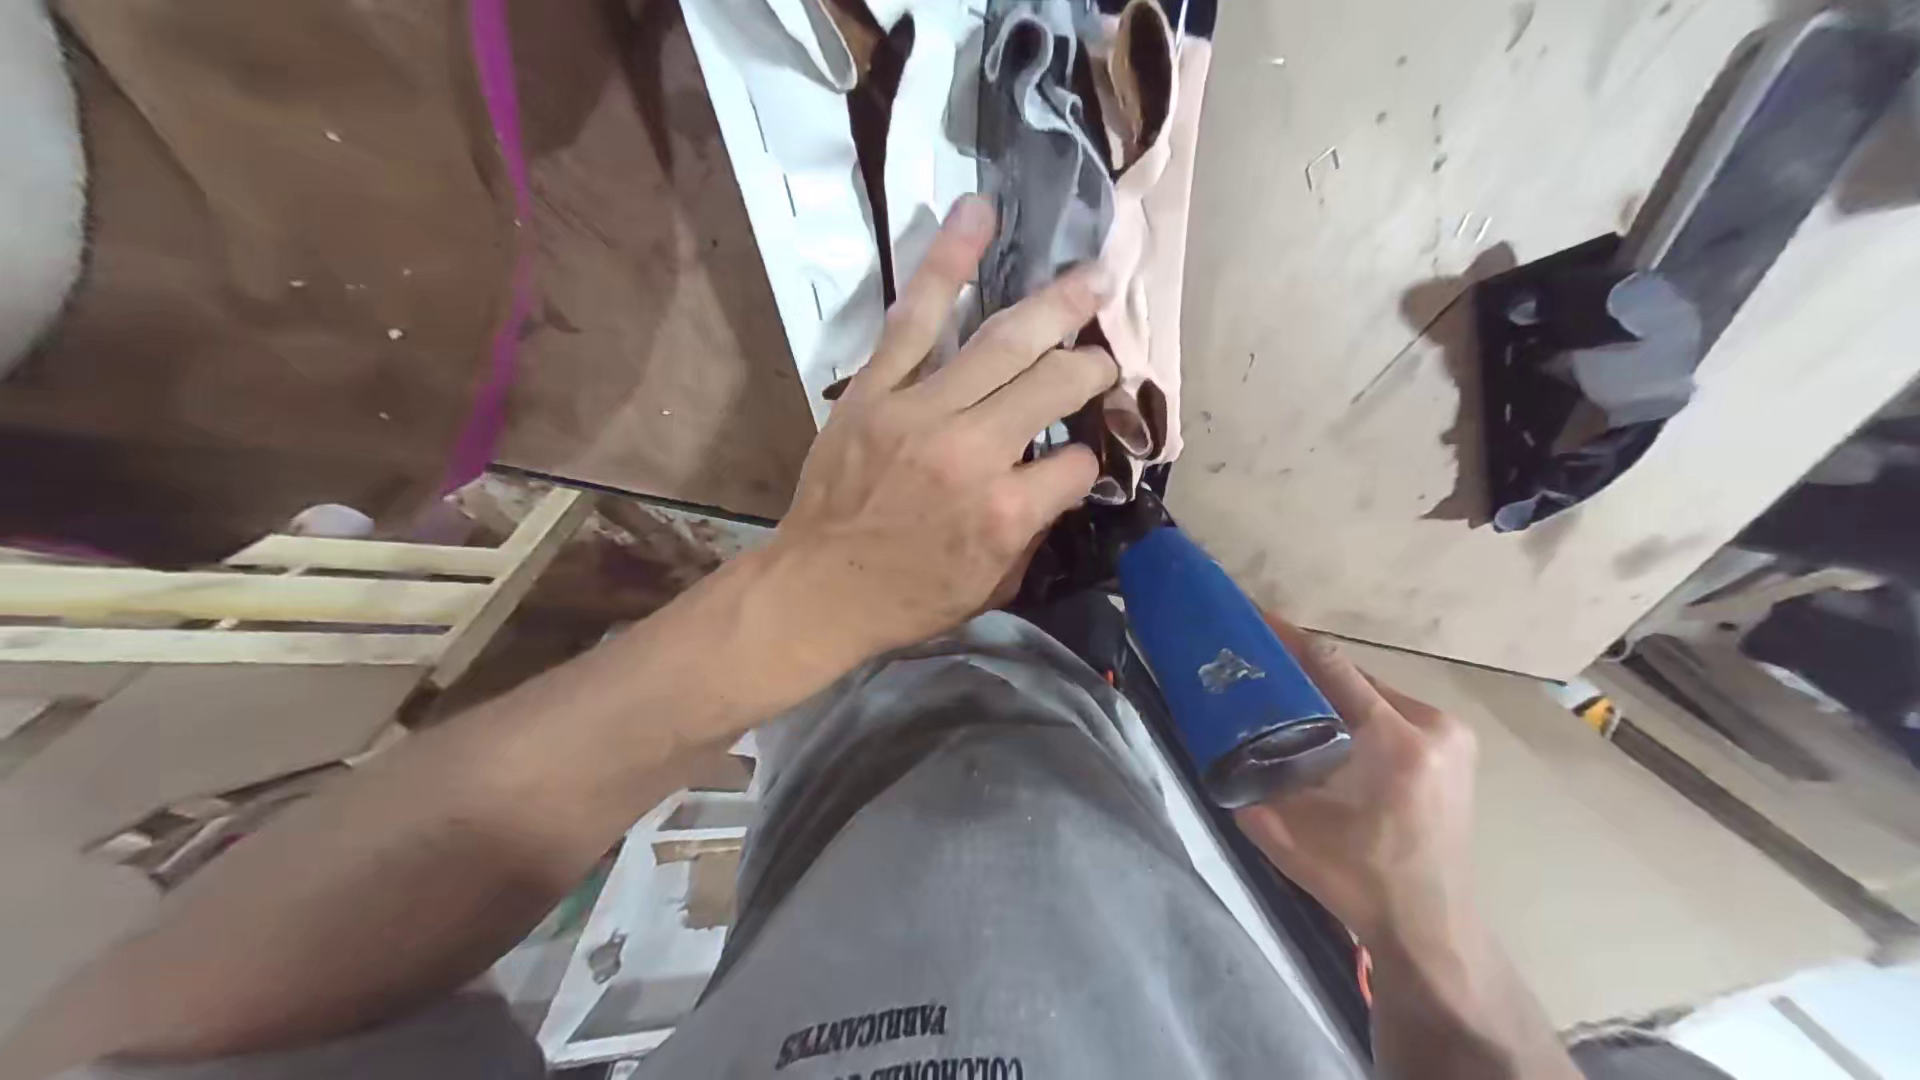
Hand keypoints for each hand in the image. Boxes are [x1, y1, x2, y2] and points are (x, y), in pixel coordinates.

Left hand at [767, 195, 1117, 660]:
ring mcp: (920, 412)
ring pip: (1000, 340)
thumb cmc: (908, 597)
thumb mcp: (993, 584)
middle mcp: (973, 452)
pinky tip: (976, 214)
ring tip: (1089, 274)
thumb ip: (1036, 529)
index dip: (1086, 461)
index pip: (1078, 464)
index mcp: (1007, 512)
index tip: (1075, 460)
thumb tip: (1061, 476)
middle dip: (1091, 364)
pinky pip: (916, 318)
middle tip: (1109, 347)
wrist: (817, 590)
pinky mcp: (875, 391)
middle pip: (1053, 384)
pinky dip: (947, 262)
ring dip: (1052, 304)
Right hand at [1235, 615, 1479, 947]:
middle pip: (1350, 674)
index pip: (1332, 667)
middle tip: (1257, 661)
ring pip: (1370, 689)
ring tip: (1282, 686)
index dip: (1288, 638)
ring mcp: (1451, 736)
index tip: (1253, 617)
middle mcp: (1433, 728)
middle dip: (1301, 665)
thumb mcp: (1286, 830)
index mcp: (1396, 744)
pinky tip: (1320, 715)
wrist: (1431, 928)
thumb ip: (1245, 780)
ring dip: (1325, 686)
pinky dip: (1351, 705)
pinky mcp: (1455, 748)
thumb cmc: (1358, 881)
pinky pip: (1389, 708)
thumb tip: (1208, 738)